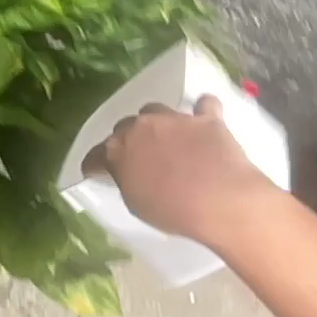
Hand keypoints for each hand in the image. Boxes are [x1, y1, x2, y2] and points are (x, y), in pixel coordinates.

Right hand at [81, 95, 276, 243]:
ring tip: (168, 137)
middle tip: (140, 157)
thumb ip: (127, 181)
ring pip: (155, 109)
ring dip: (157, 122)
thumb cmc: (174, 211)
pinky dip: (203, 109)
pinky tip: (204, 116)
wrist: (221, 202)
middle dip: (128, 139)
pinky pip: (203, 105)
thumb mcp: (136, 204)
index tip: (99, 173)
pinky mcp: (206, 118)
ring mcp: (173, 119)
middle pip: (124, 126)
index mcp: (115, 151)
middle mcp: (139, 128)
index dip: (96, 166)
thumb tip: (129, 174)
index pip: (95, 156)